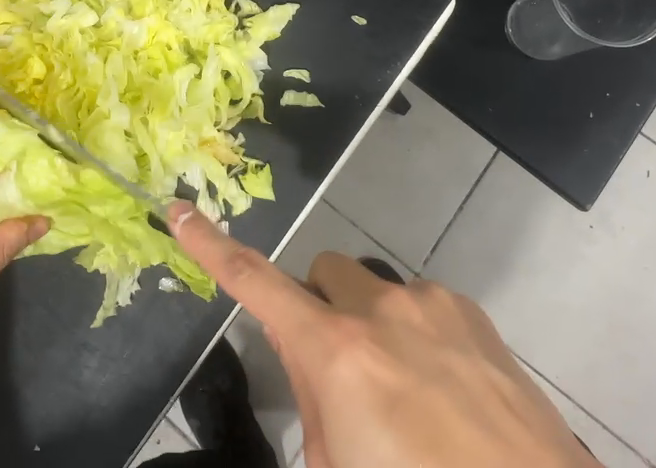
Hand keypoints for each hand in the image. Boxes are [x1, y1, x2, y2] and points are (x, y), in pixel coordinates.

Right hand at [168, 202, 599, 467]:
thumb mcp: (337, 465)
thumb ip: (313, 403)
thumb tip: (310, 363)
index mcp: (336, 352)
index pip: (255, 283)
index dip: (211, 247)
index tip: (181, 212)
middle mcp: (381, 310)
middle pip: (322, 274)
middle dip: (317, 309)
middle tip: (337, 374)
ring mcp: (433, 305)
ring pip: (375, 293)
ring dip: (371, 327)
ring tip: (405, 395)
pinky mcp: (474, 315)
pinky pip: (422, 306)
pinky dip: (415, 334)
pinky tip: (445, 390)